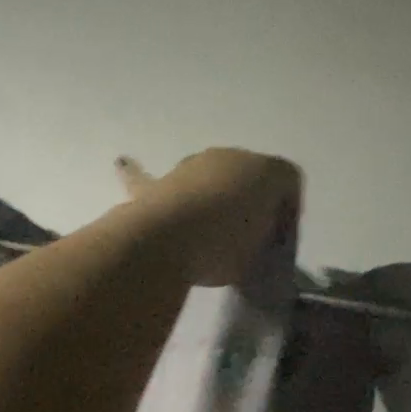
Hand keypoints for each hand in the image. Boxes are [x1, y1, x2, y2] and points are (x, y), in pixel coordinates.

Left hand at [114, 148, 302, 286]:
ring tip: (208, 230)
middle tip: (246, 240)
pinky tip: (123, 162)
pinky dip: (136, 172)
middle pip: (246, 178)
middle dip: (248, 203)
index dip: (287, 214)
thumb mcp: (260, 253)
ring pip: (205, 178)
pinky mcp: (156, 185)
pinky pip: (144, 175)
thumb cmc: (226, 245)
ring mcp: (189, 168)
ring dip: (210, 197)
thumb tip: (247, 246)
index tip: (278, 244)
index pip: (287, 183)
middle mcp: (228, 158)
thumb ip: (259, 245)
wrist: (172, 239)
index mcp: (265, 170)